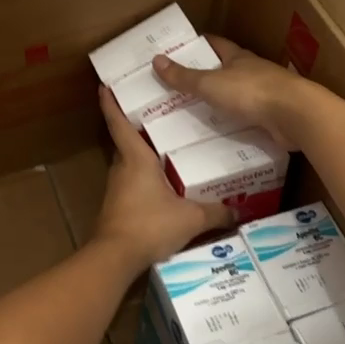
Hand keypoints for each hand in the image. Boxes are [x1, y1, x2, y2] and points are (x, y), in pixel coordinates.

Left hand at [92, 85, 234, 265]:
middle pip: (127, 143)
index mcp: (136, 159)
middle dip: (138, 130)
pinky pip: (131, 186)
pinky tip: (162, 189)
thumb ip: (216, 212)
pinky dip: (144, 182)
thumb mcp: (191, 218)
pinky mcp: (116, 207)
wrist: (115, 257)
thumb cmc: (150, 225)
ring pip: (129, 165)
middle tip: (158, 119)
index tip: (104, 86)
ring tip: (167, 153)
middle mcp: (122, 168)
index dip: (110, 104)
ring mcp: (116, 189)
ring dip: (142, 158)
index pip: (119, 124)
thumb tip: (240, 210)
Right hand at [153, 36, 313, 150]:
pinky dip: (240, 124)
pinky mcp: (277, 118)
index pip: (217, 44)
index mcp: (239, 58)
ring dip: (227, 101)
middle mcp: (255, 72)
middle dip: (212, 74)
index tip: (185, 46)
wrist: (296, 116)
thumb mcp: (210, 84)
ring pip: (243, 95)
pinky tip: (228, 133)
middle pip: (230, 69)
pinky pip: (252, 119)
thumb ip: (184, 76)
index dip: (202, 43)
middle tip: (188, 83)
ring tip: (204, 111)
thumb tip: (156, 59)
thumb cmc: (251, 92)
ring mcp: (269, 95)